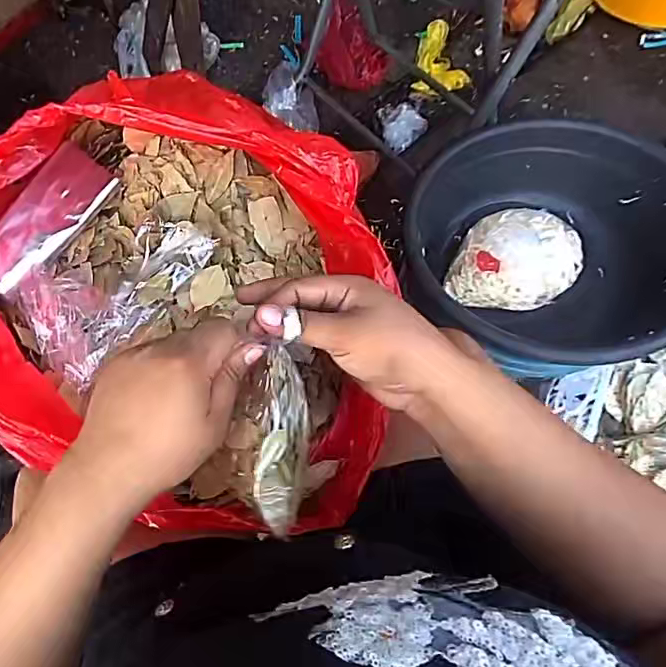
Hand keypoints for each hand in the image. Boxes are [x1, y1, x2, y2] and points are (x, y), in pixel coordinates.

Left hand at [62, 320, 262, 504]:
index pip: (223, 326)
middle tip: (203, 394)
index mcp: (189, 361)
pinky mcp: (113, 364)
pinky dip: (155, 368)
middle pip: (195, 333)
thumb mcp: (214, 425)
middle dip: (207, 354)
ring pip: (169, 343)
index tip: (233, 371)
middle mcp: (159, 347)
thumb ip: (232, 381)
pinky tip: (149, 400)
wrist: (108, 469)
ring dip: (180, 361)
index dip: (235, 344)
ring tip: (173, 400)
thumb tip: (251, 348)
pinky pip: (145, 354)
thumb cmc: (170, 454)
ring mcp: (132, 353)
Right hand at [236, 275, 490, 413]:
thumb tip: (260, 316)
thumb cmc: (389, 347)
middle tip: (239, 306)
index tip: (245, 311)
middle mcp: (346, 302)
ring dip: (283, 324)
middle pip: (302, 299)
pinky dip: (297, 342)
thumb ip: (302, 325)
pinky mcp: (350, 349)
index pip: (300, 286)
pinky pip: (317, 340)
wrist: (426, 379)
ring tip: (253, 329)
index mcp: (347, 287)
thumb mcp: (343, 333)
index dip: (271, 297)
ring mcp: (349, 326)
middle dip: (272, 303)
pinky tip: (280, 347)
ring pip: (308, 320)